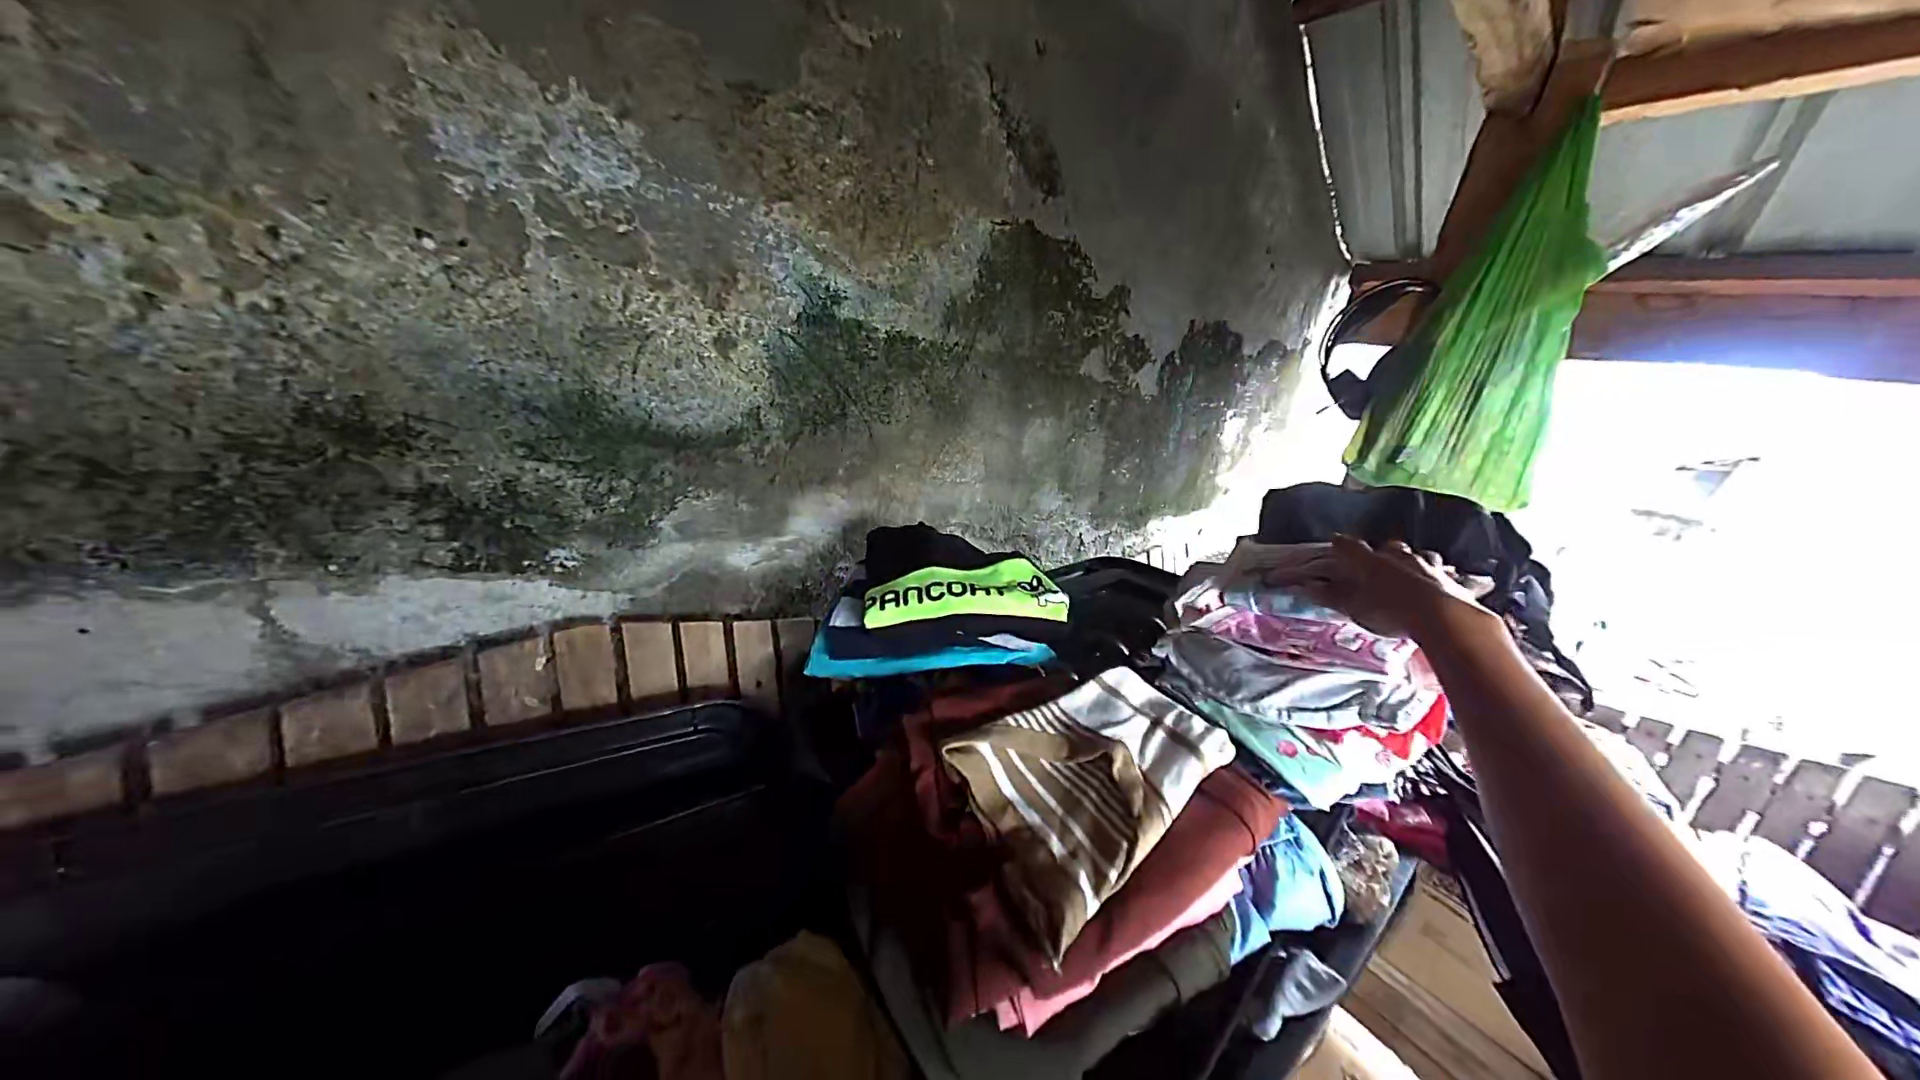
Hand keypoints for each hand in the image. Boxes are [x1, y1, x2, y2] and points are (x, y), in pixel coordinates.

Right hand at [1293, 534, 1487, 638]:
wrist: (1443, 619)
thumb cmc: (1389, 611)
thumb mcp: (1353, 607)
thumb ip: (1332, 596)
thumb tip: (1308, 585)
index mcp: (1372, 562)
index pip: (1351, 547)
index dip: (1342, 544)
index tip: (1335, 540)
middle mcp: (1402, 558)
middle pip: (1391, 547)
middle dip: (1384, 550)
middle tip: (1379, 556)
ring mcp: (1432, 569)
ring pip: (1423, 556)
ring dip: (1417, 559)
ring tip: (1414, 564)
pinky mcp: (1456, 584)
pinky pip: (1454, 577)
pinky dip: (1451, 578)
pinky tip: (1458, 581)